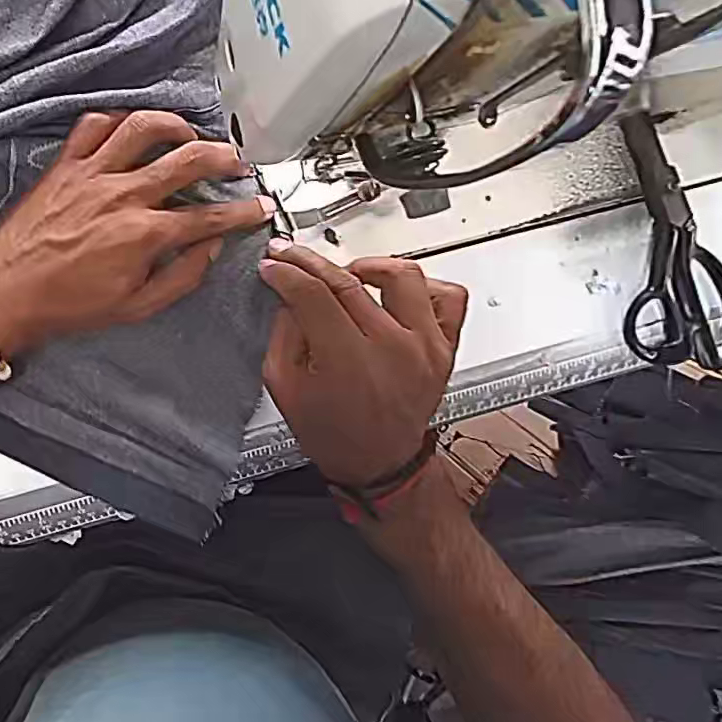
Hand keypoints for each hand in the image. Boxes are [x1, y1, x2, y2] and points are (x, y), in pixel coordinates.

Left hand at [0, 110, 273, 358]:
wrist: (6, 295)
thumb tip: (209, 249)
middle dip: (225, 157)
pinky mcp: (65, 166)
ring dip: (175, 125)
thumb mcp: (136, 307)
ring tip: (189, 135)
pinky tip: (130, 131)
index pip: (209, 216)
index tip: (258, 207)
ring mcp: (91, 174)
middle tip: (236, 163)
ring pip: (143, 127)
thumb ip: (181, 276)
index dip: (243, 212)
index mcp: (143, 234)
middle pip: (189, 159)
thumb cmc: (67, 305)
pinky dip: (118, 120)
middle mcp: (122, 195)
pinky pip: (94, 125)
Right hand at [259, 242, 467, 486]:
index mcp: (347, 362)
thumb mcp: (284, 387)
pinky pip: (448, 296)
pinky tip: (395, 290)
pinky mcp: (445, 347)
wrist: (379, 463)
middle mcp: (392, 348)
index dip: (285, 272)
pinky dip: (422, 284)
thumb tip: (288, 294)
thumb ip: (282, 335)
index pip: (312, 294)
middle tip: (291, 257)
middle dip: (309, 262)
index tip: (273, 265)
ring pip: (400, 275)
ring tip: (347, 273)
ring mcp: (425, 346)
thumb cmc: (334, 433)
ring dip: (365, 265)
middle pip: (346, 280)